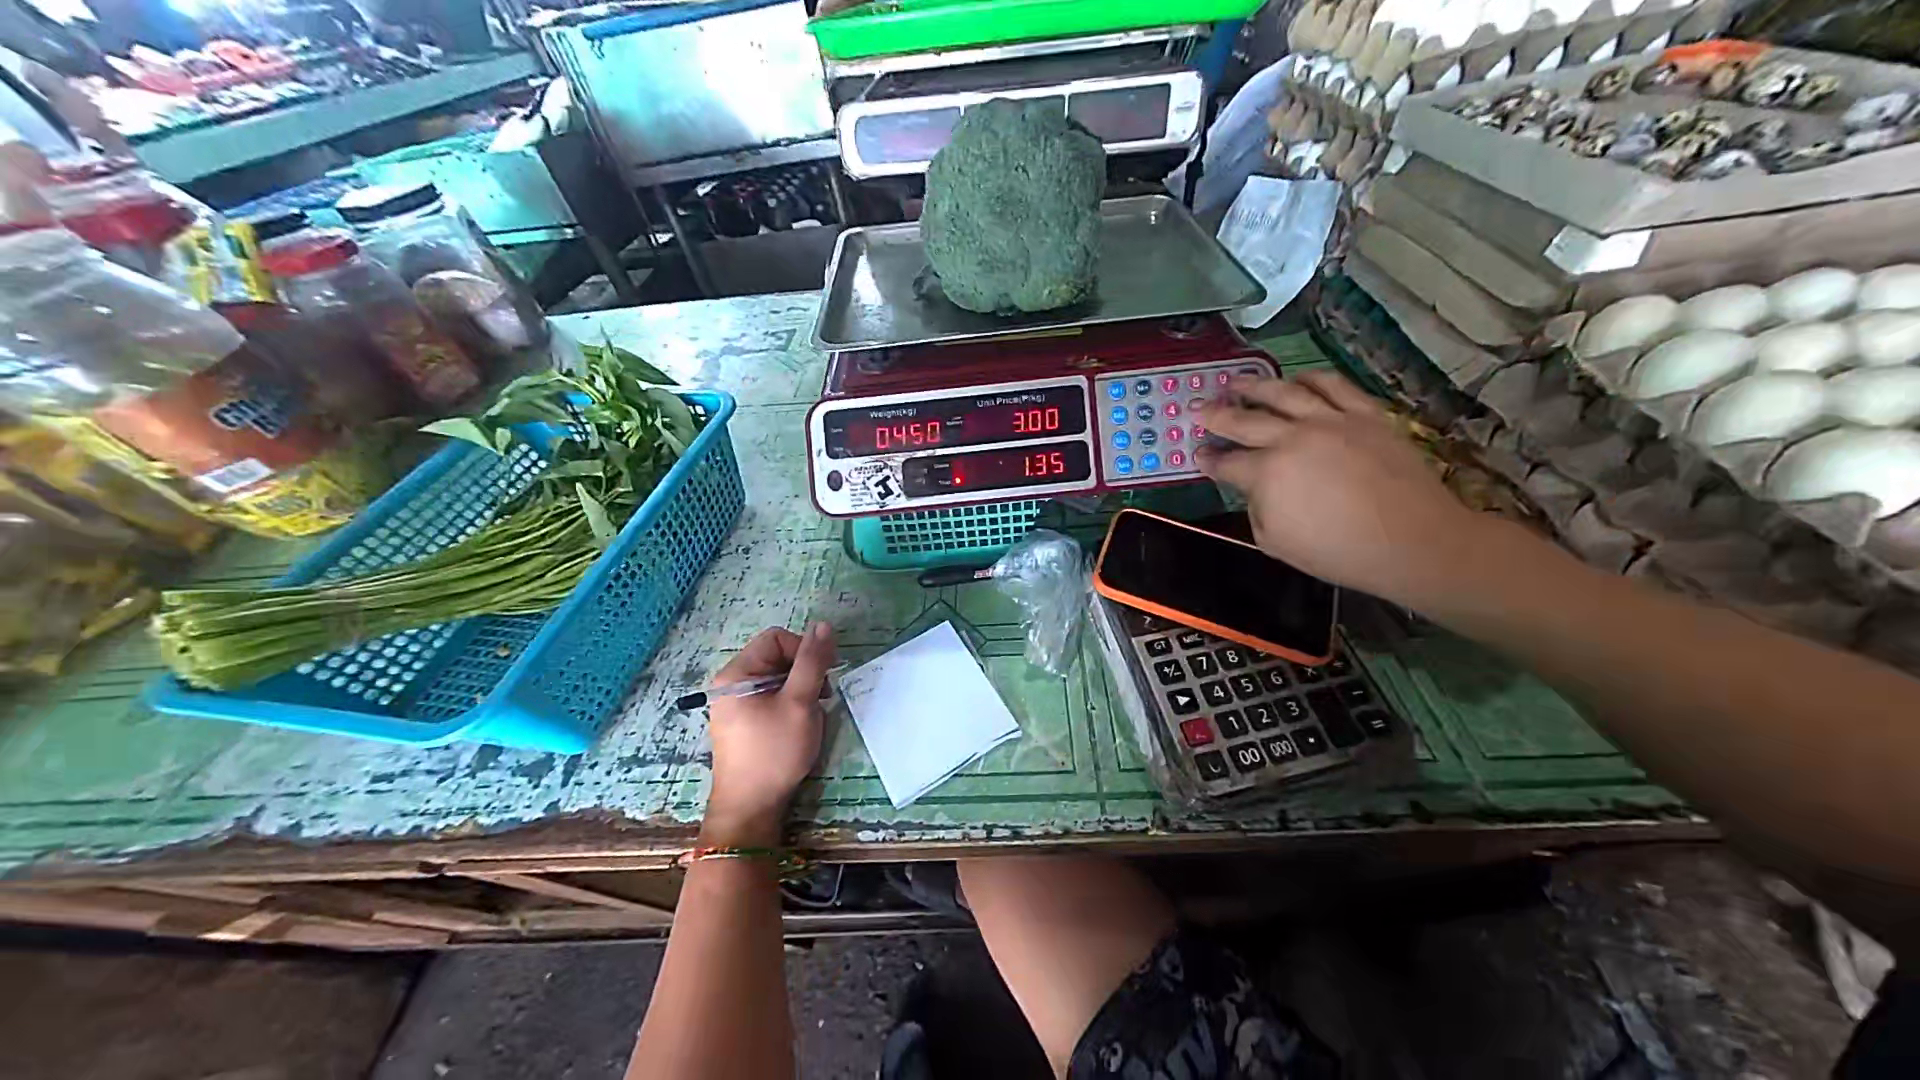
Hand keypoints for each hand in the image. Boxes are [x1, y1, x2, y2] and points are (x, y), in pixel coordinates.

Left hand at [701, 622, 836, 847]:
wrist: (750, 808)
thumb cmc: (774, 752)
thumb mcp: (800, 702)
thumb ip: (812, 661)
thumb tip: (823, 624)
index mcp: (737, 673)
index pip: (777, 639)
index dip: (804, 650)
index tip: (824, 675)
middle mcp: (730, 683)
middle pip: (776, 656)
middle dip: (804, 671)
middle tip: (821, 696)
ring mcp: (733, 704)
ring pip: (776, 678)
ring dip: (799, 688)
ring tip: (810, 713)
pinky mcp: (741, 722)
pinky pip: (769, 697)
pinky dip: (788, 704)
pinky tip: (797, 724)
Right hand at [1195, 371, 1486, 605]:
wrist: (1412, 541)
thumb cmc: (1338, 552)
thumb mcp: (1275, 543)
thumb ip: (1256, 510)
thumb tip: (1256, 489)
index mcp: (1267, 474)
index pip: (1227, 463)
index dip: (1209, 460)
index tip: (1199, 455)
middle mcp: (1292, 439)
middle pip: (1244, 420)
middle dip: (1216, 415)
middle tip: (1200, 409)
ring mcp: (1330, 421)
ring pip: (1283, 393)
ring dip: (1255, 387)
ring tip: (1238, 383)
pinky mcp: (1365, 414)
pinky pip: (1333, 385)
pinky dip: (1311, 378)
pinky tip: (1297, 379)